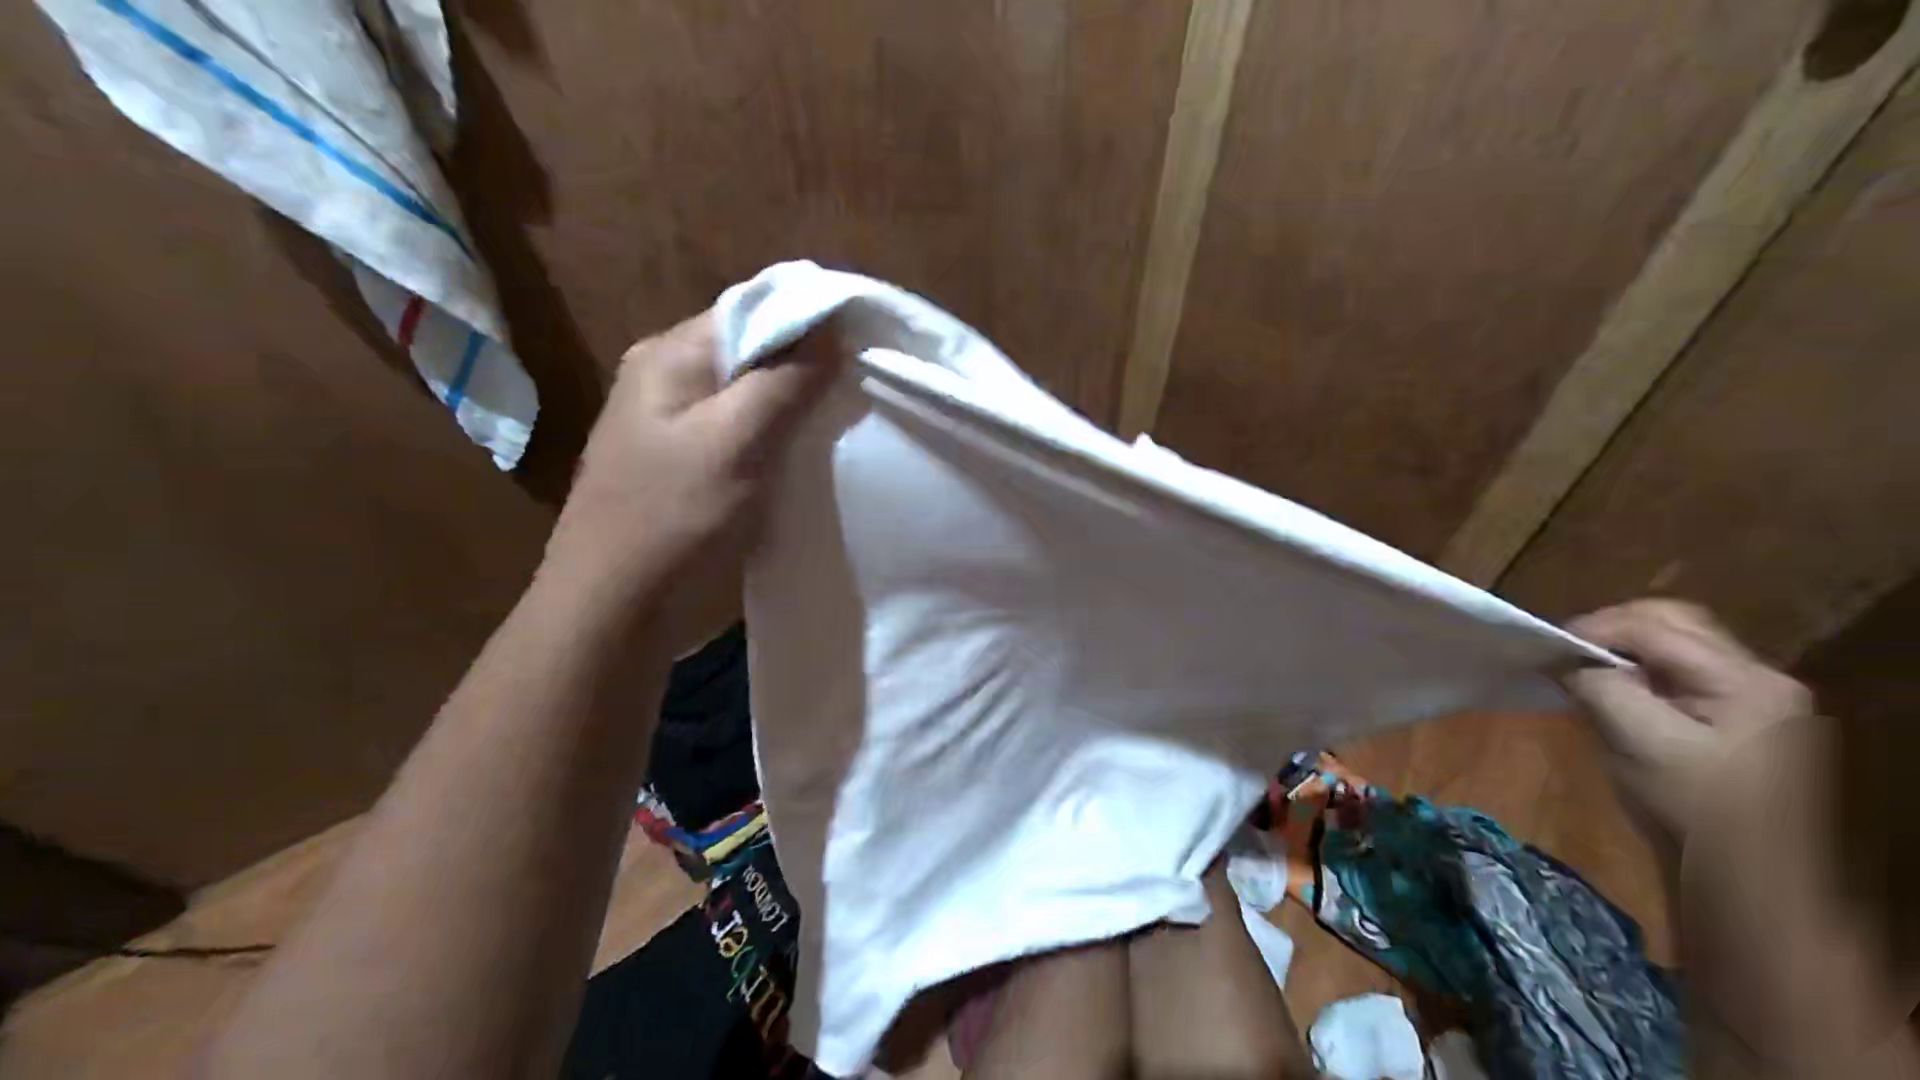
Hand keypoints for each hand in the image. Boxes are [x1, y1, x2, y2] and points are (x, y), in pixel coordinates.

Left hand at [542, 312, 838, 652]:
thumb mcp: (735, 442)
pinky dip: (788, 447)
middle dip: (813, 371)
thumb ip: (784, 382)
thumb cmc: (673, 521)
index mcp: (671, 358)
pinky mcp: (700, 473)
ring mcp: (685, 432)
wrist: (620, 614)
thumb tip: (832, 329)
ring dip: (803, 413)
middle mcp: (674, 384)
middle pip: (759, 357)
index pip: (754, 313)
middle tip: (869, 389)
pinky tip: (822, 460)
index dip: (813, 322)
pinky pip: (754, 443)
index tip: (870, 343)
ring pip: (760, 403)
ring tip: (856, 423)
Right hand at [1562, 600, 1814, 840]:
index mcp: (1743, 679)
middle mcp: (1756, 677)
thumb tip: (1563, 659)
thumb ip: (1600, 686)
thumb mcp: (1637, 740)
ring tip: (1583, 672)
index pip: (1653, 626)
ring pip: (1674, 645)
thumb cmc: (1692, 807)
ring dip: (1622, 650)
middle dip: (1610, 630)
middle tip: (1566, 654)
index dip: (1593, 629)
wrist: (1746, 878)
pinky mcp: (1735, 719)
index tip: (1546, 648)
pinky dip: (1638, 672)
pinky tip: (1612, 693)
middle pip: (1671, 624)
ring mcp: (1751, 699)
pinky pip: (1678, 673)